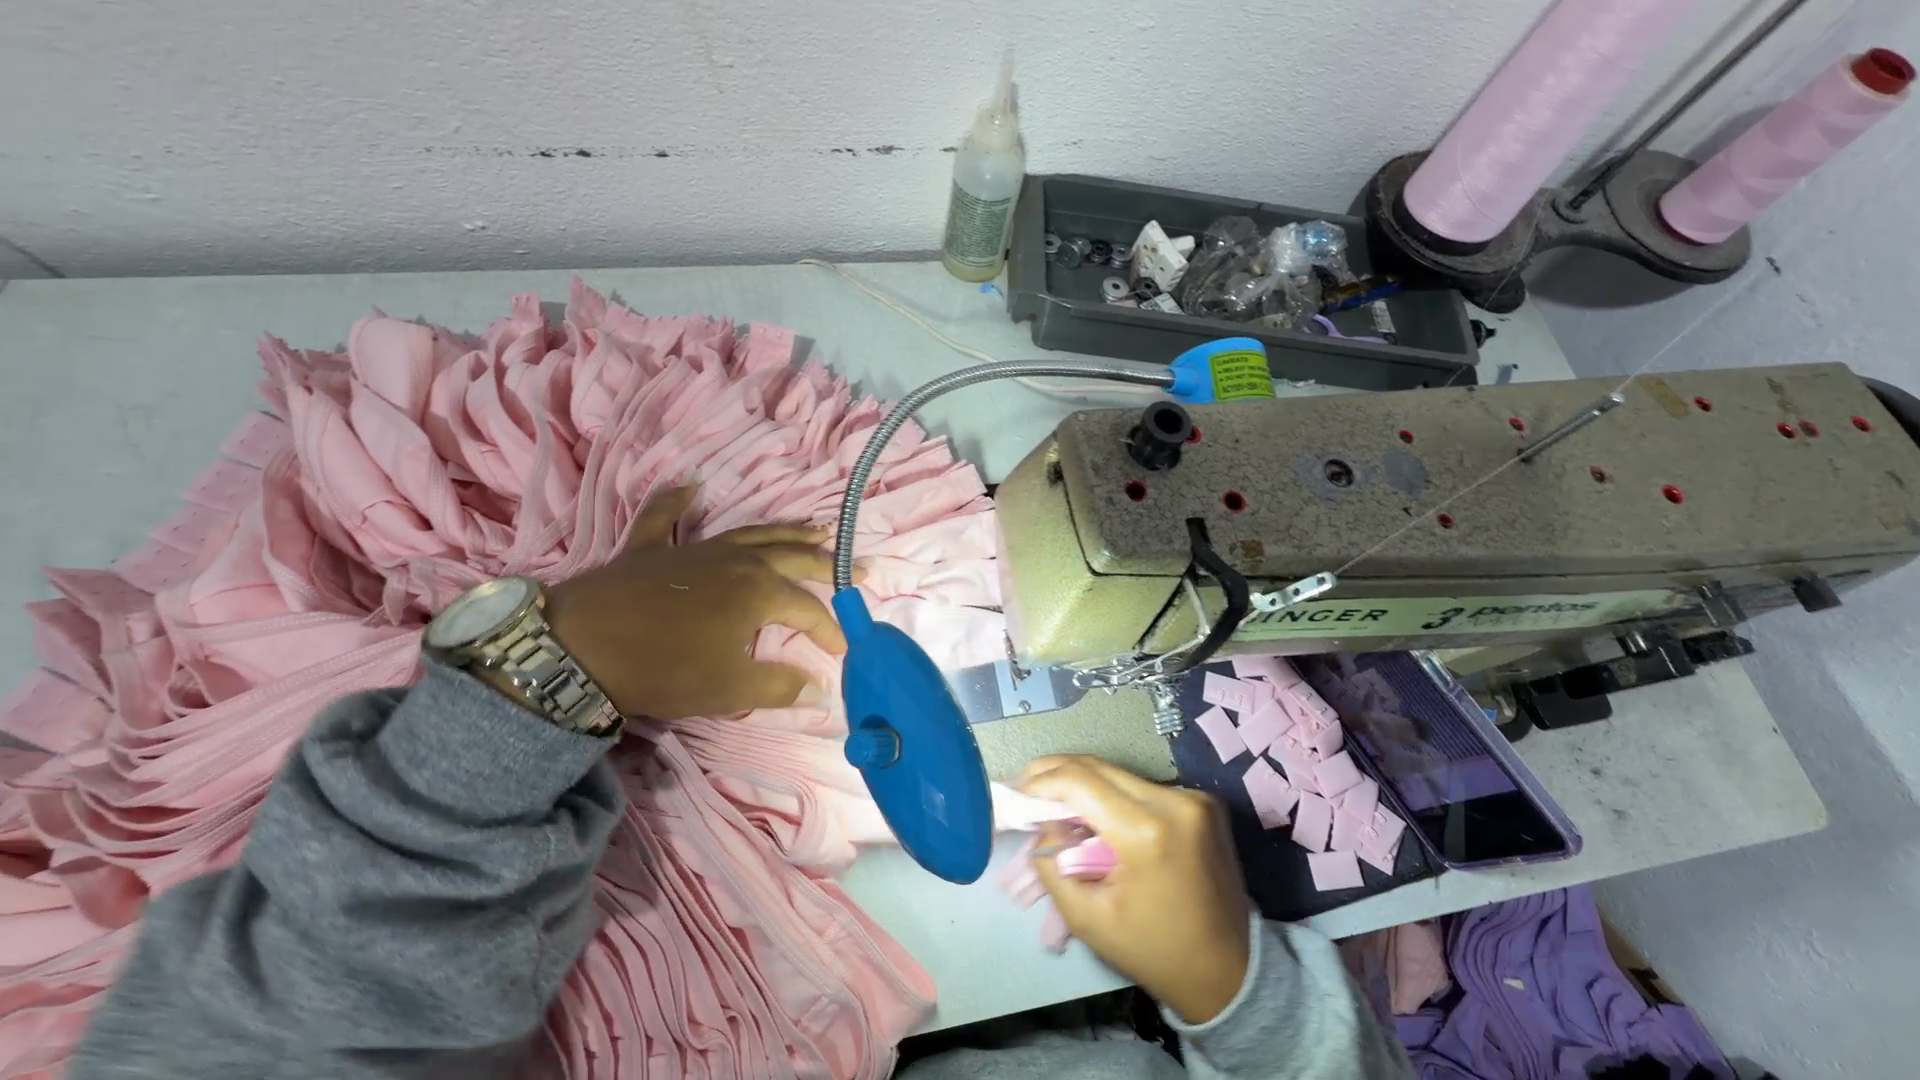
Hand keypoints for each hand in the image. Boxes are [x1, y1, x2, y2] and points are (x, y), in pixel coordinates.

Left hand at [541, 487, 849, 719]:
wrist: (581, 647)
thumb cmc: (663, 669)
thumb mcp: (729, 687)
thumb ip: (780, 686)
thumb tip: (820, 690)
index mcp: (758, 591)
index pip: (808, 610)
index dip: (829, 630)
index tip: (843, 651)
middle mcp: (735, 560)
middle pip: (793, 557)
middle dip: (829, 564)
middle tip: (861, 567)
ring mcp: (693, 548)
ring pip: (751, 533)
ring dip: (786, 530)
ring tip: (815, 525)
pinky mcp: (651, 549)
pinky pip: (667, 516)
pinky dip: (679, 500)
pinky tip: (691, 485)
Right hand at [1018, 755, 1252, 1024]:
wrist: (1228, 971)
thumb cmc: (1153, 951)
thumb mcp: (1088, 918)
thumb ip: (1053, 862)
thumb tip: (1040, 821)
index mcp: (1147, 831)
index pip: (1079, 781)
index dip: (1040, 783)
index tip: (1014, 795)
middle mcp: (1176, 801)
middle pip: (1098, 768)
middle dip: (1055, 774)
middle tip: (1023, 788)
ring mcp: (1195, 799)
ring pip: (1119, 775)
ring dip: (1083, 784)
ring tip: (1051, 801)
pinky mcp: (1204, 803)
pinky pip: (1143, 788)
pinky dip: (1112, 795)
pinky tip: (1093, 813)